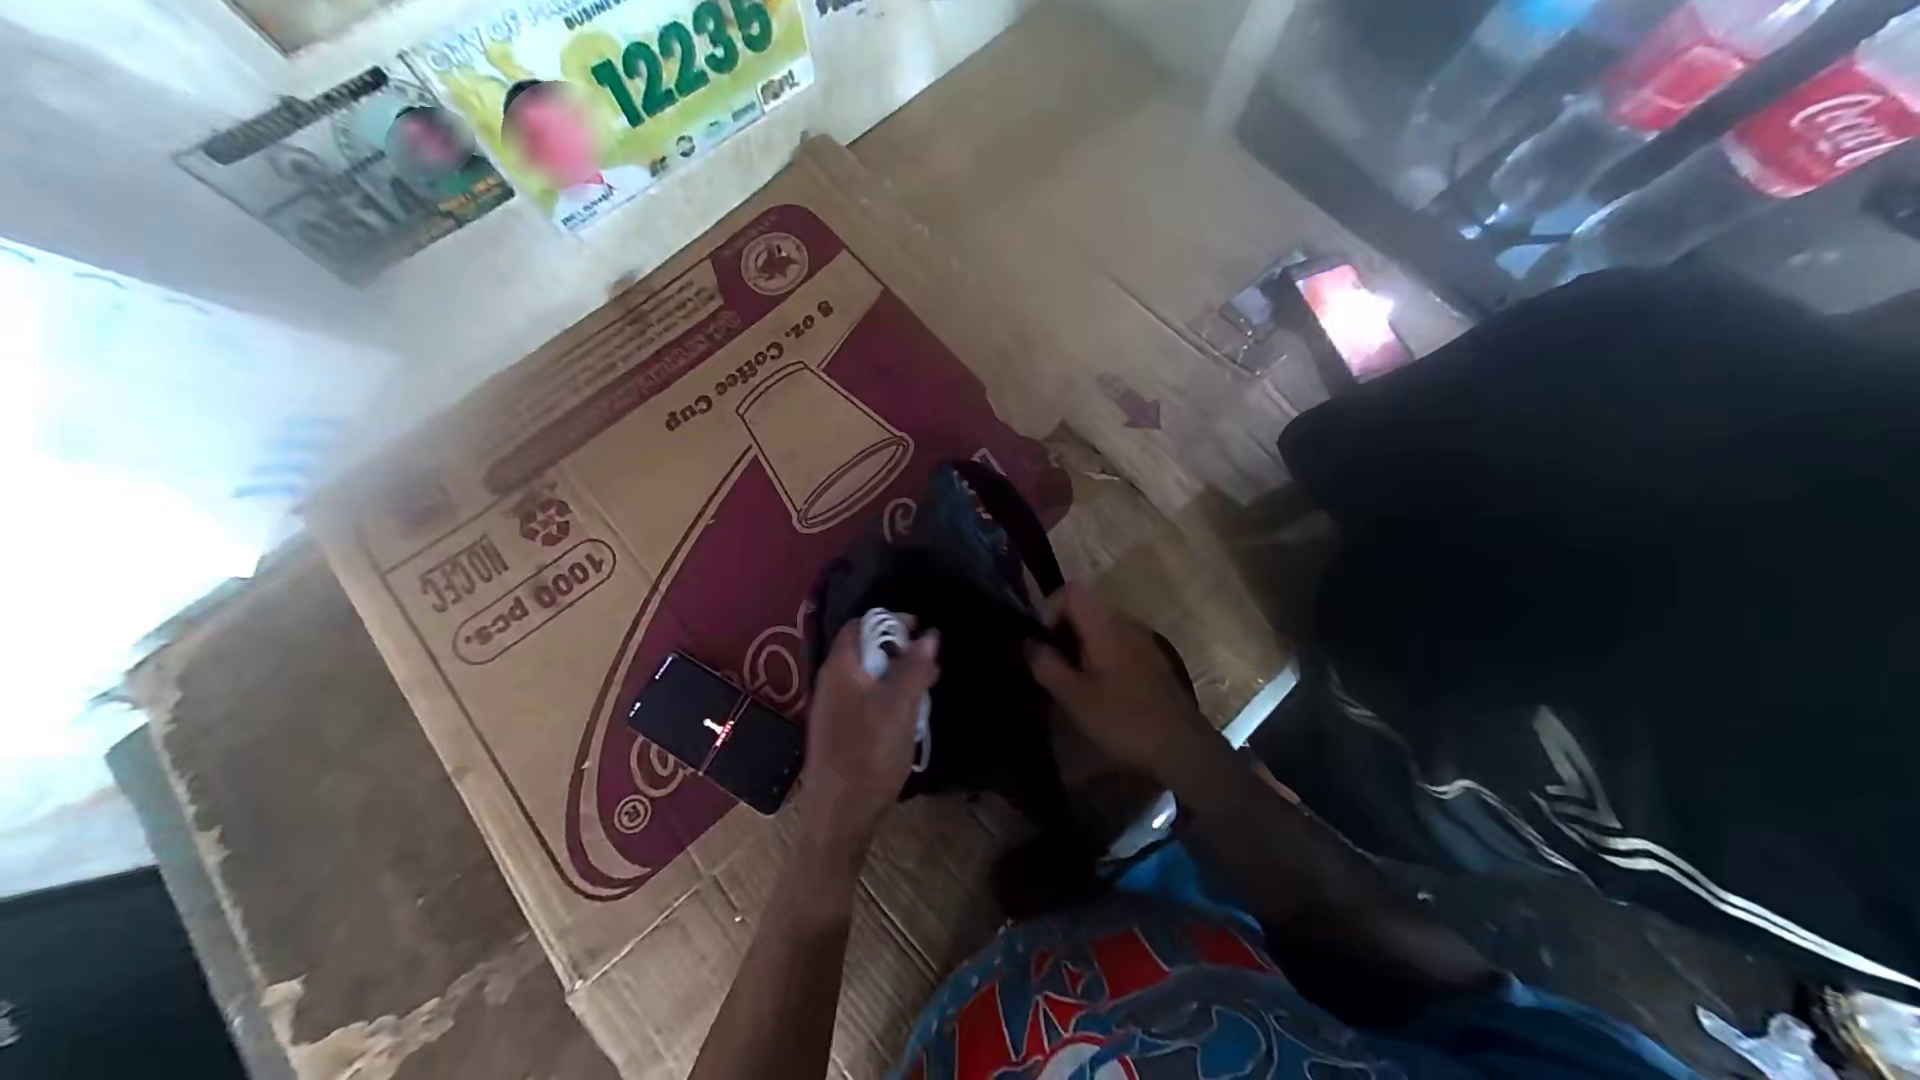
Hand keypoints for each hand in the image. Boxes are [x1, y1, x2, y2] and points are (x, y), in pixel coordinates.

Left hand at [797, 621, 939, 862]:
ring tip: (926, 691)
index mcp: (840, 668)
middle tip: (930, 665)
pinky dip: (887, 698)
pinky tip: (908, 717)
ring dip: (897, 677)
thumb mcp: (901, 706)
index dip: (891, 621)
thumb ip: (915, 667)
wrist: (840, 815)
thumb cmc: (870, 754)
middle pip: (865, 650)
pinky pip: (864, 700)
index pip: (861, 624)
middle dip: (899, 651)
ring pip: (868, 678)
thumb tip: (930, 634)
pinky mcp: (838, 731)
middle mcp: (830, 682)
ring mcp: (832, 709)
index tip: (920, 631)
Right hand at [1027, 583, 1217, 783]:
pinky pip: (1116, 642)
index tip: (1041, 641)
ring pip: (1100, 625)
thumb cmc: (1123, 720)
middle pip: (1085, 606)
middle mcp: (1126, 624)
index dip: (1048, 608)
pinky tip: (1096, 687)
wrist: (1181, 747)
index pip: (1071, 590)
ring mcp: (1142, 641)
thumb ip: (1047, 665)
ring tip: (1069, 677)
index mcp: (1105, 625)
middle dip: (1061, 628)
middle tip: (1050, 663)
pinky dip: (1098, 654)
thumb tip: (1029, 642)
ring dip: (1079, 643)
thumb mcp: (1074, 697)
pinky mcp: (1151, 660)